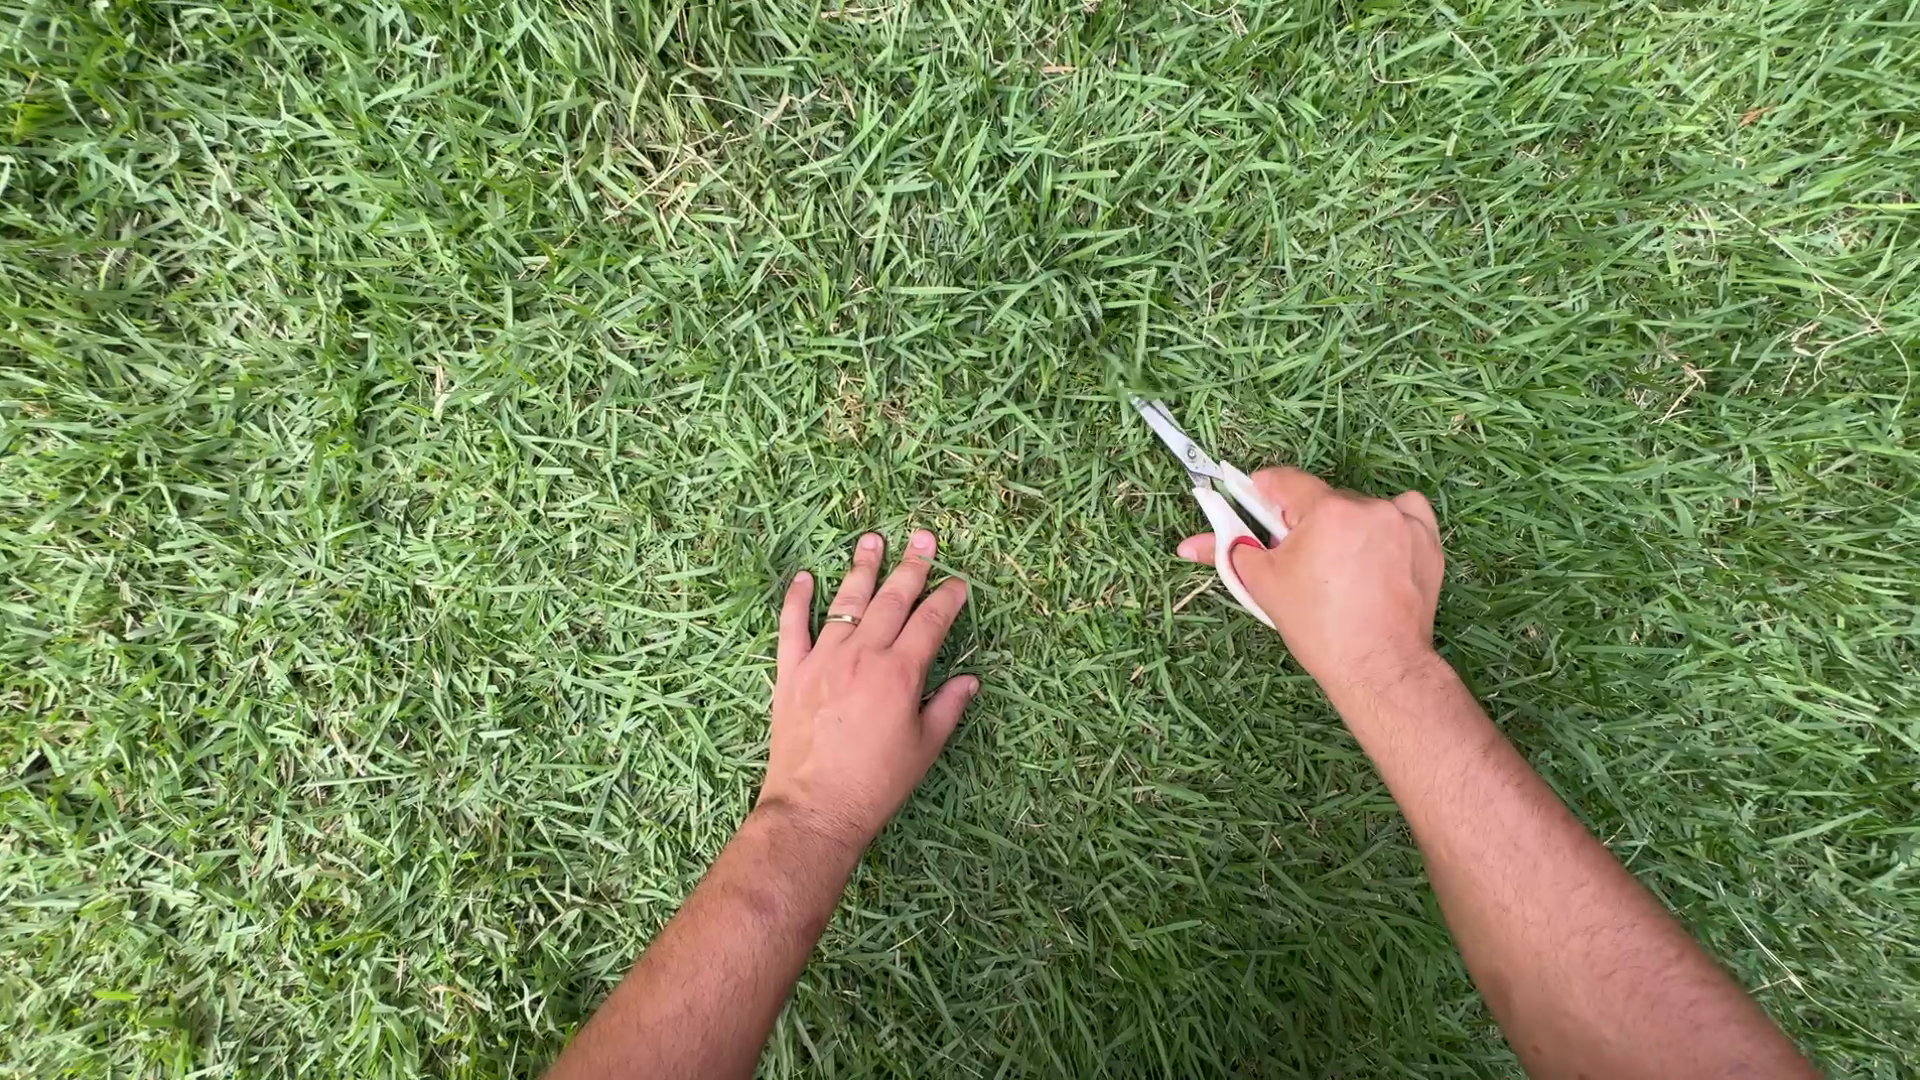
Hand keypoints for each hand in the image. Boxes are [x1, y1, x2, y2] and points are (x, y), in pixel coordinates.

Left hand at [759, 529, 976, 850]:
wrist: (815, 808)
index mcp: (900, 672)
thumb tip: (971, 679)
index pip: (931, 621)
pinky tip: (805, 576)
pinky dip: (798, 599)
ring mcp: (824, 658)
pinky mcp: (792, 670)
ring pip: (846, 601)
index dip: (948, 598)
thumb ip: (948, 707)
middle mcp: (863, 654)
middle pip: (892, 599)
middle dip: (912, 566)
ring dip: (862, 568)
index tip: (959, 582)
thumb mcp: (925, 748)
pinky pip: (793, 626)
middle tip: (923, 538)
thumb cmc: (877, 783)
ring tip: (872, 539)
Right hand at [1178, 467, 1443, 698]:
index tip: (1251, 507)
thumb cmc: (1316, 625)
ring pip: (1356, 508)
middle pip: (1319, 498)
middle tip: (1292, 556)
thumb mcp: (1262, 584)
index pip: (1282, 480)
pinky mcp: (1428, 540)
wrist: (1378, 665)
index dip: (1259, 492)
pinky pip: (1402, 514)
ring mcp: (1404, 522)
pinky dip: (1384, 526)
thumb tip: (1187, 545)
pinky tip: (1372, 552)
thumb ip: (1226, 551)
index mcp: (1326, 511)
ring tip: (1334, 564)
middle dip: (1300, 520)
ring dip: (1340, 526)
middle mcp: (1368, 507)